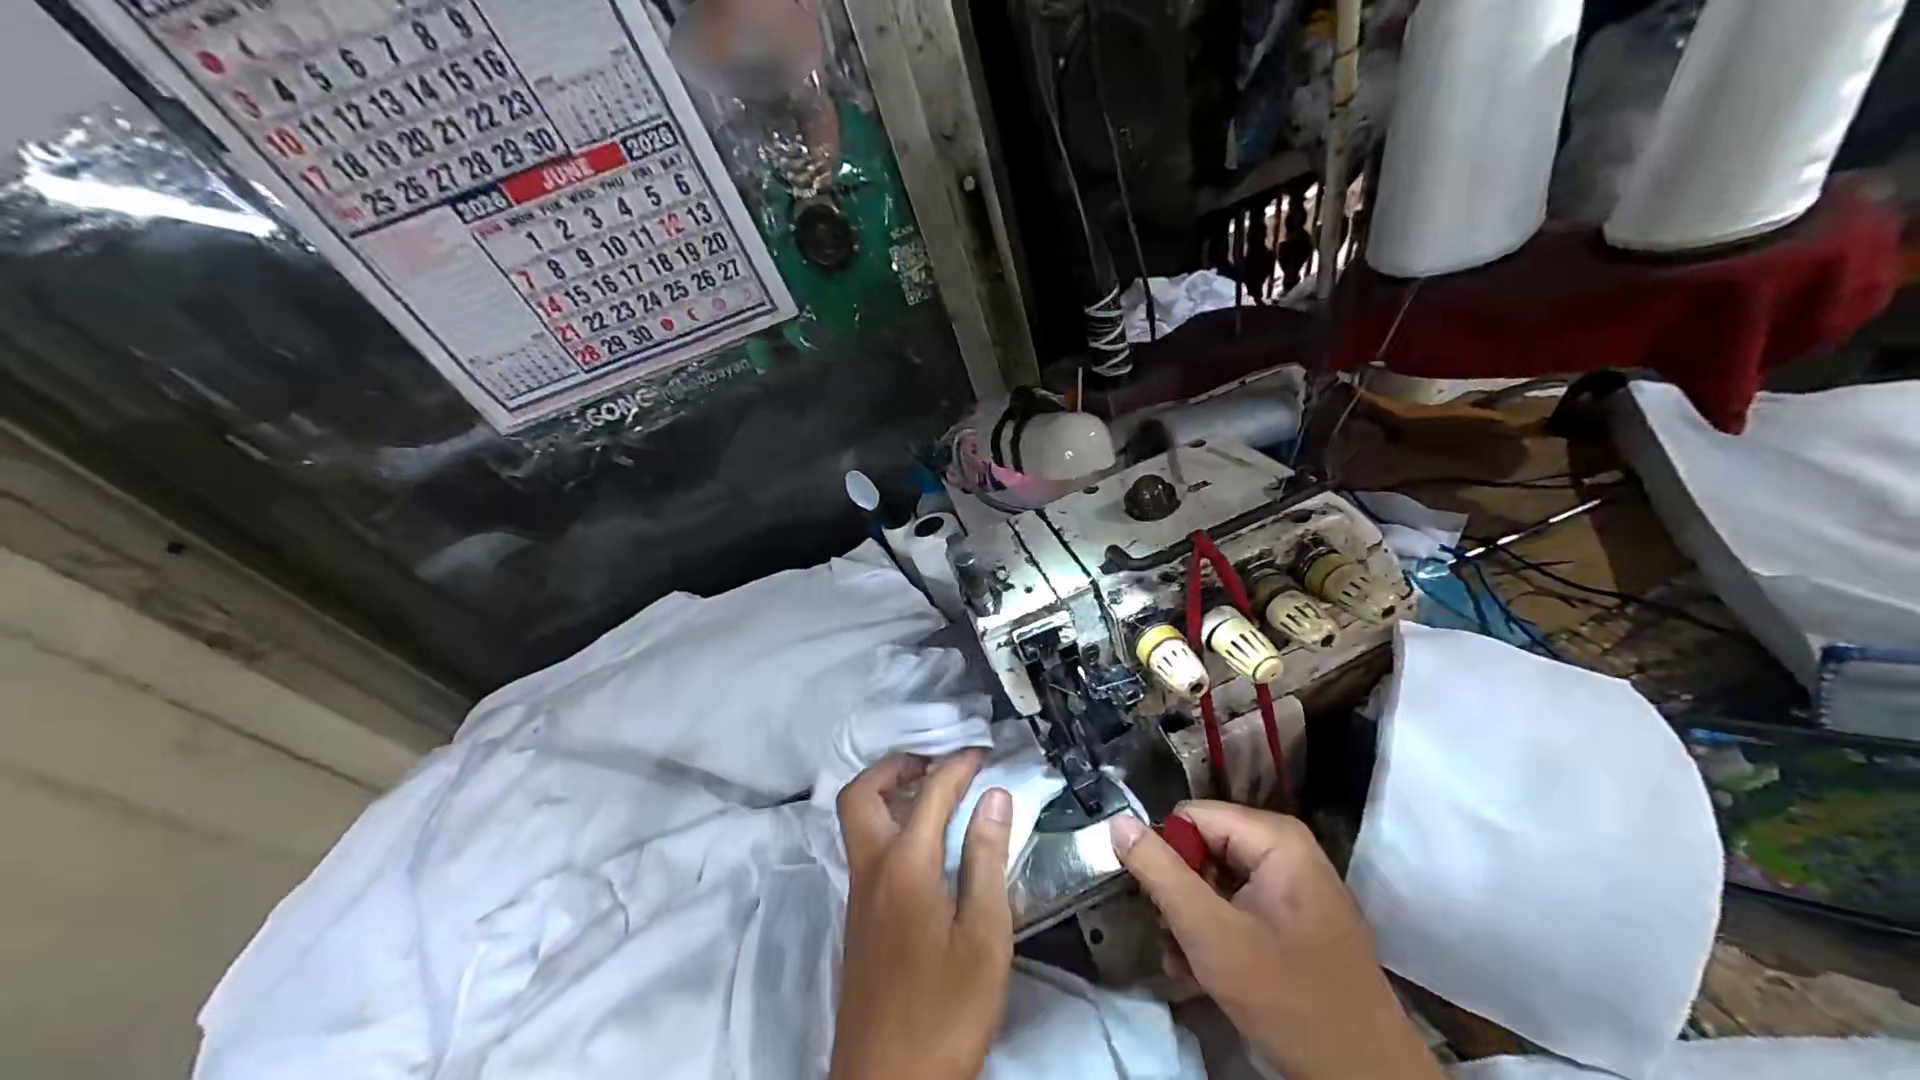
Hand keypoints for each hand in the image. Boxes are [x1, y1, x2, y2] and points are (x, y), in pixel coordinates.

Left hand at [830, 751, 1014, 1079]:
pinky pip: (866, 846)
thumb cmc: (945, 1011)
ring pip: (858, 820)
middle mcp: (871, 869)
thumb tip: (994, 797)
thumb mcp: (984, 937)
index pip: (930, 793)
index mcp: (904, 867)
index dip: (958, 765)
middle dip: (896, 766)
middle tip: (936, 764)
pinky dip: (889, 823)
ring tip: (933, 796)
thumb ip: (986, 860)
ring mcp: (859, 894)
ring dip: (888, 793)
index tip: (983, 752)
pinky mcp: (859, 918)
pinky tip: (924, 846)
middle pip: (861, 794)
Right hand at [1110, 801, 1442, 1079]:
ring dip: (1189, 919)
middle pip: (1202, 847)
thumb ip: (1159, 873)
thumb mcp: (1210, 933)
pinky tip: (1199, 970)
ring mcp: (1291, 887)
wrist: (1364, 1079)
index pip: (1190, 816)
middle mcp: (1285, 850)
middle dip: (1176, 892)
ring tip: (1179, 958)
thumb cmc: (1288, 997)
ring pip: (1214, 881)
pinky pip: (1237, 907)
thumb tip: (1118, 822)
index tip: (1150, 898)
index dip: (1163, 852)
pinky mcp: (1292, 921)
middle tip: (1165, 933)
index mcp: (1274, 837)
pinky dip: (1213, 934)